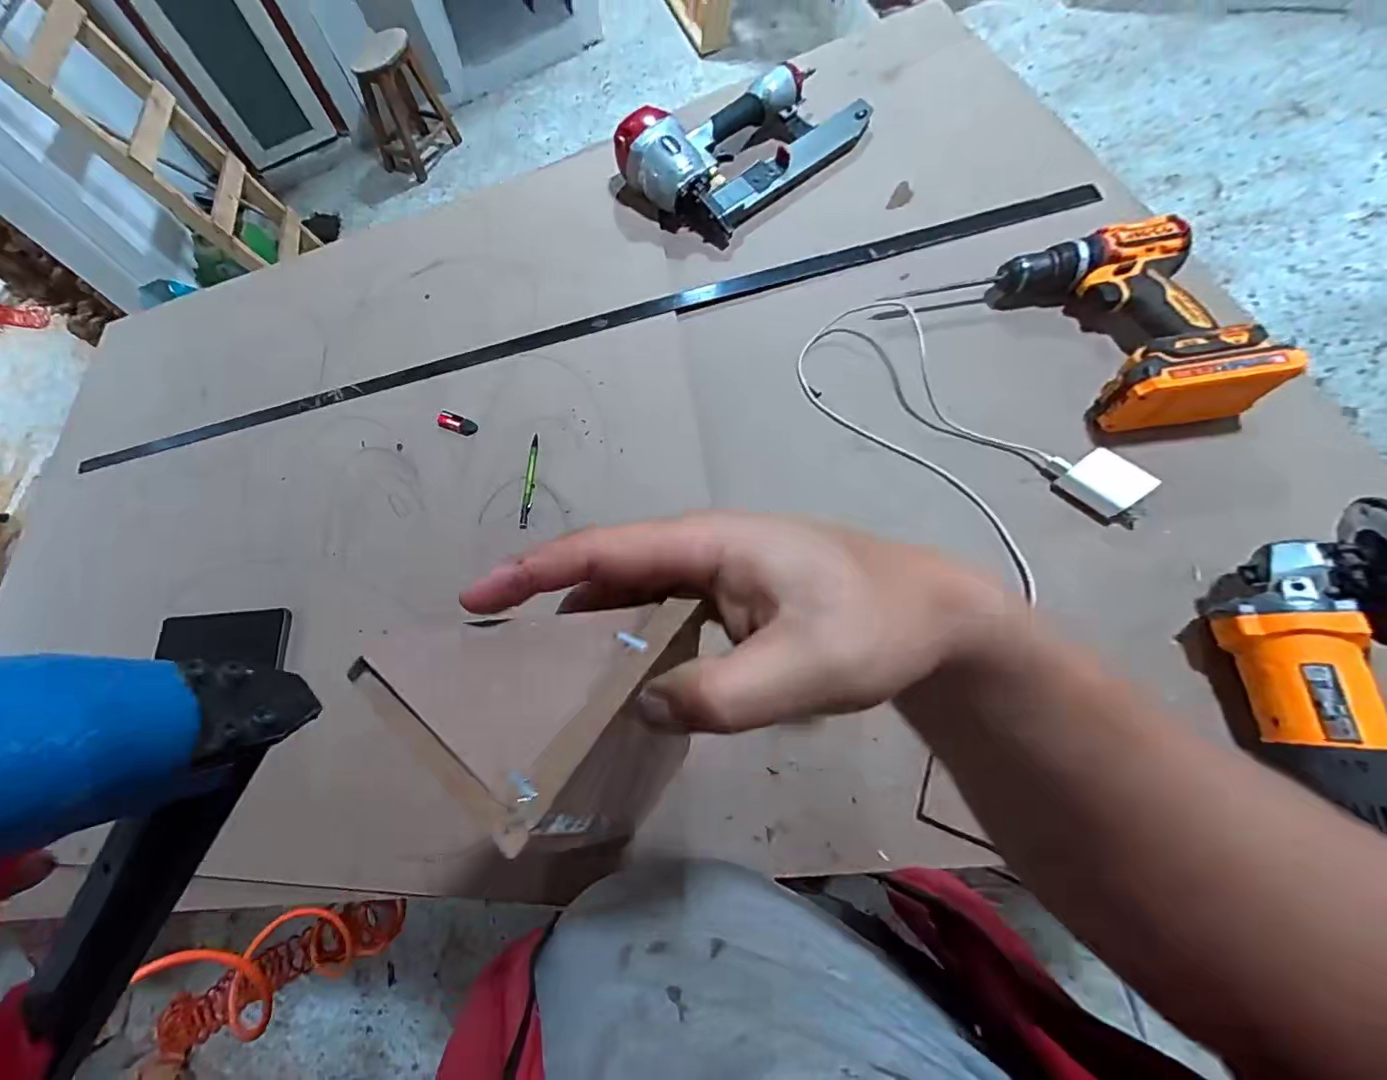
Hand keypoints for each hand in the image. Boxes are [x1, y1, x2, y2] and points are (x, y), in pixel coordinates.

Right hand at [460, 512, 1024, 732]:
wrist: (939, 618)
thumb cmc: (878, 627)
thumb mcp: (812, 667)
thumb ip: (725, 692)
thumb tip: (645, 705)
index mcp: (703, 543)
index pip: (600, 552)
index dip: (532, 571)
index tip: (478, 597)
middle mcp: (692, 550)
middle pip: (599, 570)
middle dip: (541, 596)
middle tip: (496, 640)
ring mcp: (704, 575)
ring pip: (622, 597)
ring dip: (581, 627)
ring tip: (547, 670)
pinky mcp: (716, 600)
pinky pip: (649, 616)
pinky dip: (619, 643)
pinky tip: (615, 678)